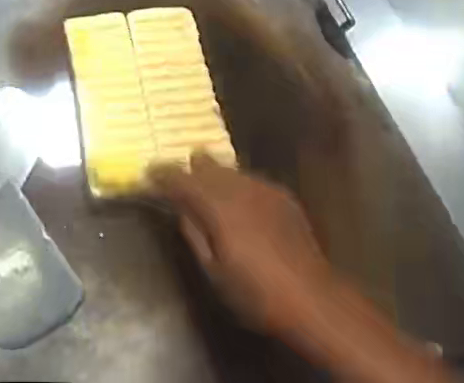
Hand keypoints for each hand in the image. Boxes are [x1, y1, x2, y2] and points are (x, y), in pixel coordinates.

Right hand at [151, 154, 453, 382]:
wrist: (315, 300)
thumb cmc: (257, 293)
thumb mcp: (213, 272)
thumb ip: (193, 234)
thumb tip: (181, 210)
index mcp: (214, 203)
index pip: (178, 177)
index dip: (161, 173)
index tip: (149, 173)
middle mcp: (235, 186)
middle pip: (205, 163)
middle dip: (190, 168)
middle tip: (179, 178)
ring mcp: (261, 187)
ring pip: (228, 170)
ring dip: (215, 176)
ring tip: (210, 190)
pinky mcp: (282, 195)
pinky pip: (250, 181)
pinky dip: (239, 187)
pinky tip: (242, 205)